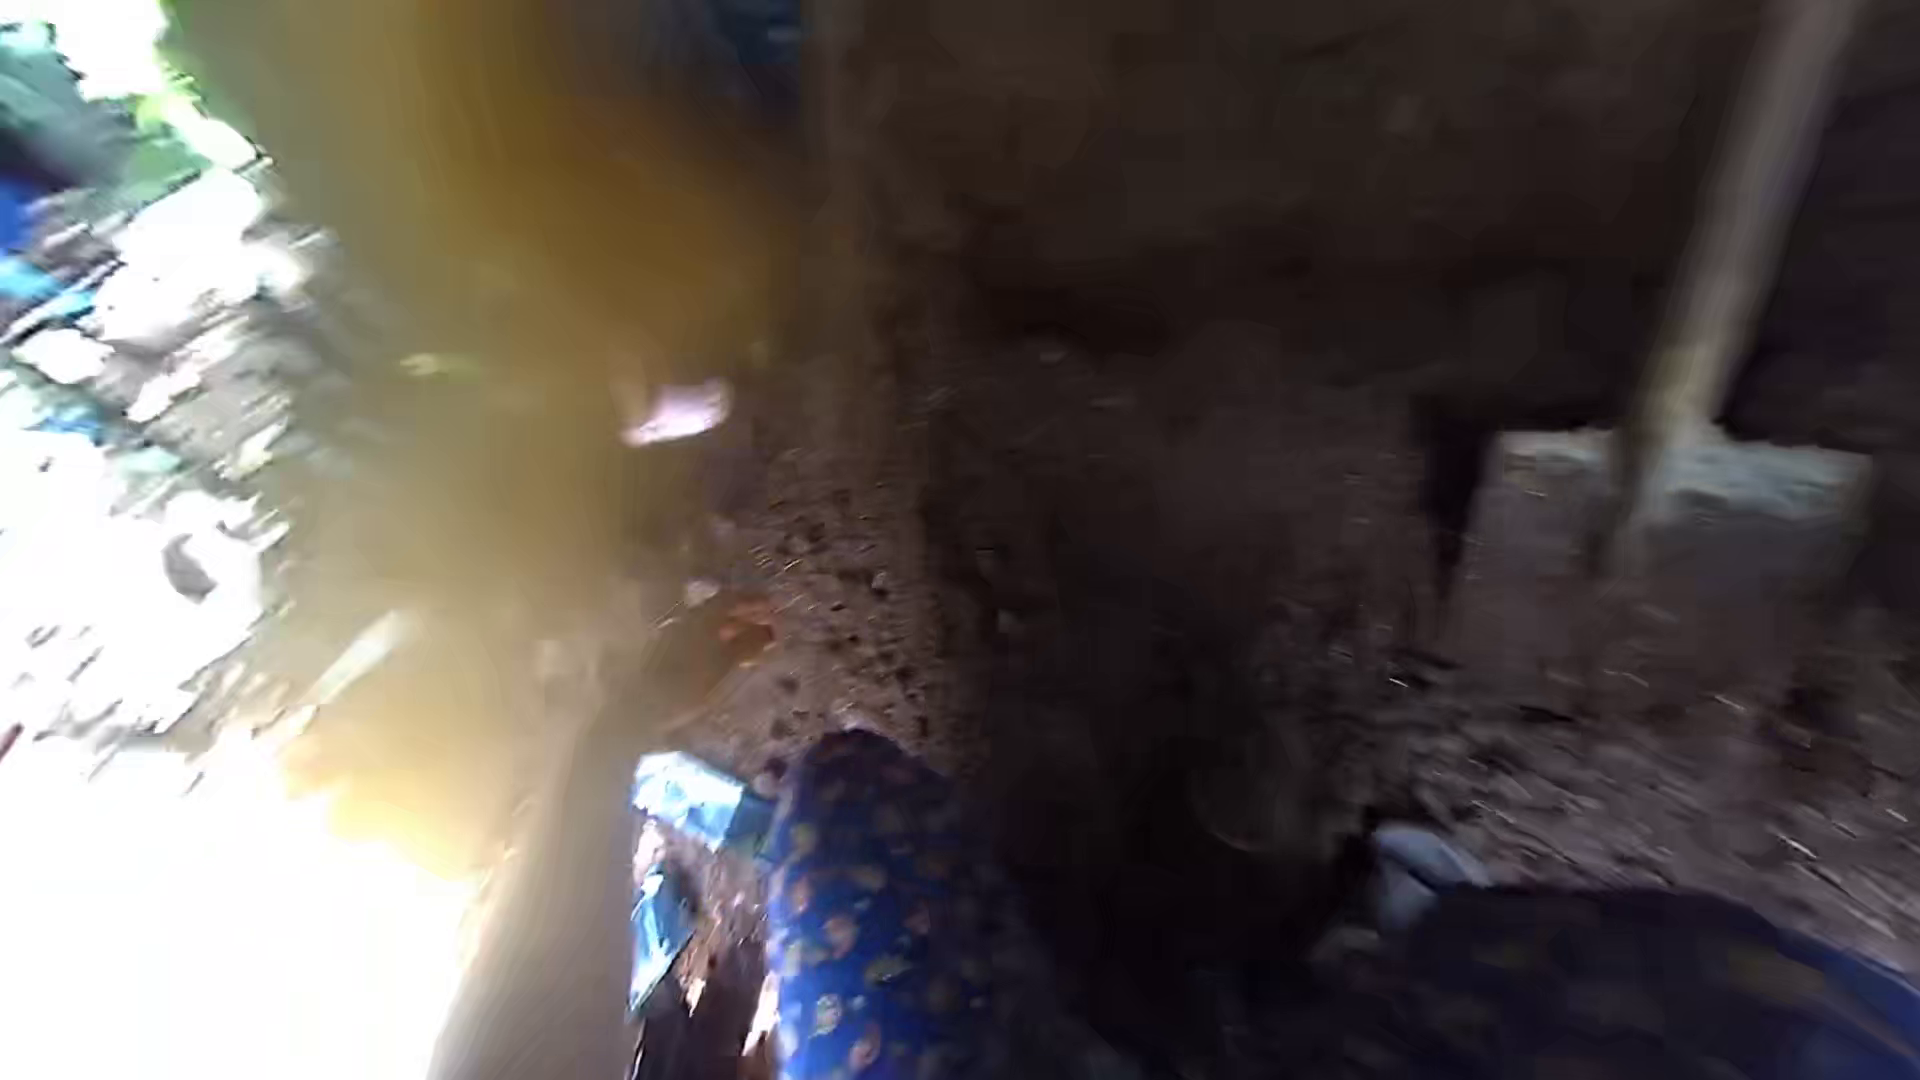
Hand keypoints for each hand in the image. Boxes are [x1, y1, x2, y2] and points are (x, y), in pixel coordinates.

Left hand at [622, 594, 774, 729]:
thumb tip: (769, 631)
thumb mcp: (727, 661)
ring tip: (751, 649)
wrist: (638, 708)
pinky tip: (726, 661)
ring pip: (709, 628)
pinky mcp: (665, 657)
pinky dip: (717, 646)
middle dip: (745, 618)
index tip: (775, 608)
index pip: (733, 598)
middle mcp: (687, 619)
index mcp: (703, 615)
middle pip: (720, 611)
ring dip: (732, 633)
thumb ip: (750, 643)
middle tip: (768, 630)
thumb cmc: (689, 681)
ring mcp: (674, 637)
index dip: (755, 601)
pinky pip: (700, 642)